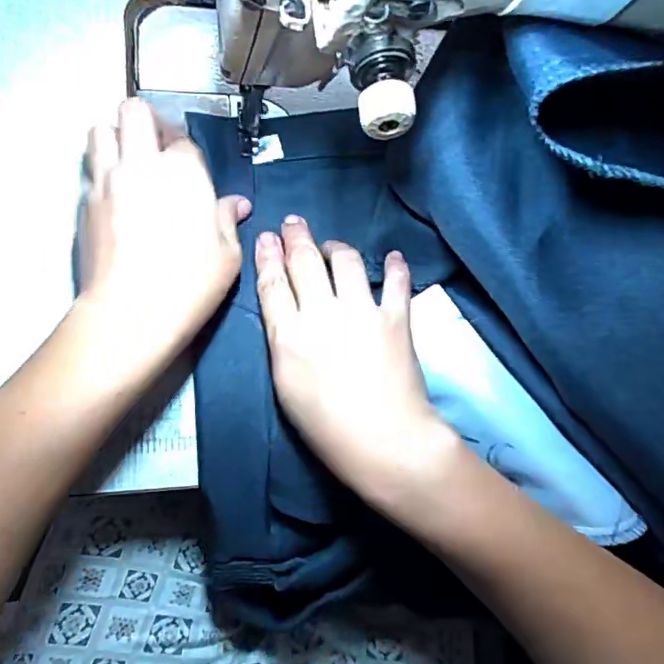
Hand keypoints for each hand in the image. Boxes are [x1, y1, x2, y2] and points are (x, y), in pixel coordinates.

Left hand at [76, 99, 251, 365]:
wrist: (130, 311)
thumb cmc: (188, 284)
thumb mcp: (227, 255)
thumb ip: (227, 221)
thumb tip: (237, 205)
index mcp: (184, 170)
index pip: (182, 140)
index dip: (186, 153)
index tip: (188, 170)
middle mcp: (141, 163)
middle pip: (134, 111)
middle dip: (144, 122)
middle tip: (153, 145)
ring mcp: (107, 180)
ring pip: (101, 130)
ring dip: (114, 137)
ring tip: (126, 161)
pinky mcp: (84, 203)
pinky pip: (90, 171)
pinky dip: (100, 174)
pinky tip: (112, 197)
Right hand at [254, 216, 457, 502]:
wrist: (384, 441)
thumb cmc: (326, 427)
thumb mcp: (285, 388)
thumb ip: (282, 344)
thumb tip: (285, 316)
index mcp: (289, 335)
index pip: (273, 284)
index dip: (268, 255)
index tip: (267, 236)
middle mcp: (322, 313)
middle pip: (305, 262)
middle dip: (296, 236)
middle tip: (293, 222)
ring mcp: (361, 311)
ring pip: (346, 260)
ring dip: (335, 246)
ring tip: (332, 245)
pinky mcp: (395, 317)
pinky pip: (396, 281)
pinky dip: (394, 266)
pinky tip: (393, 257)